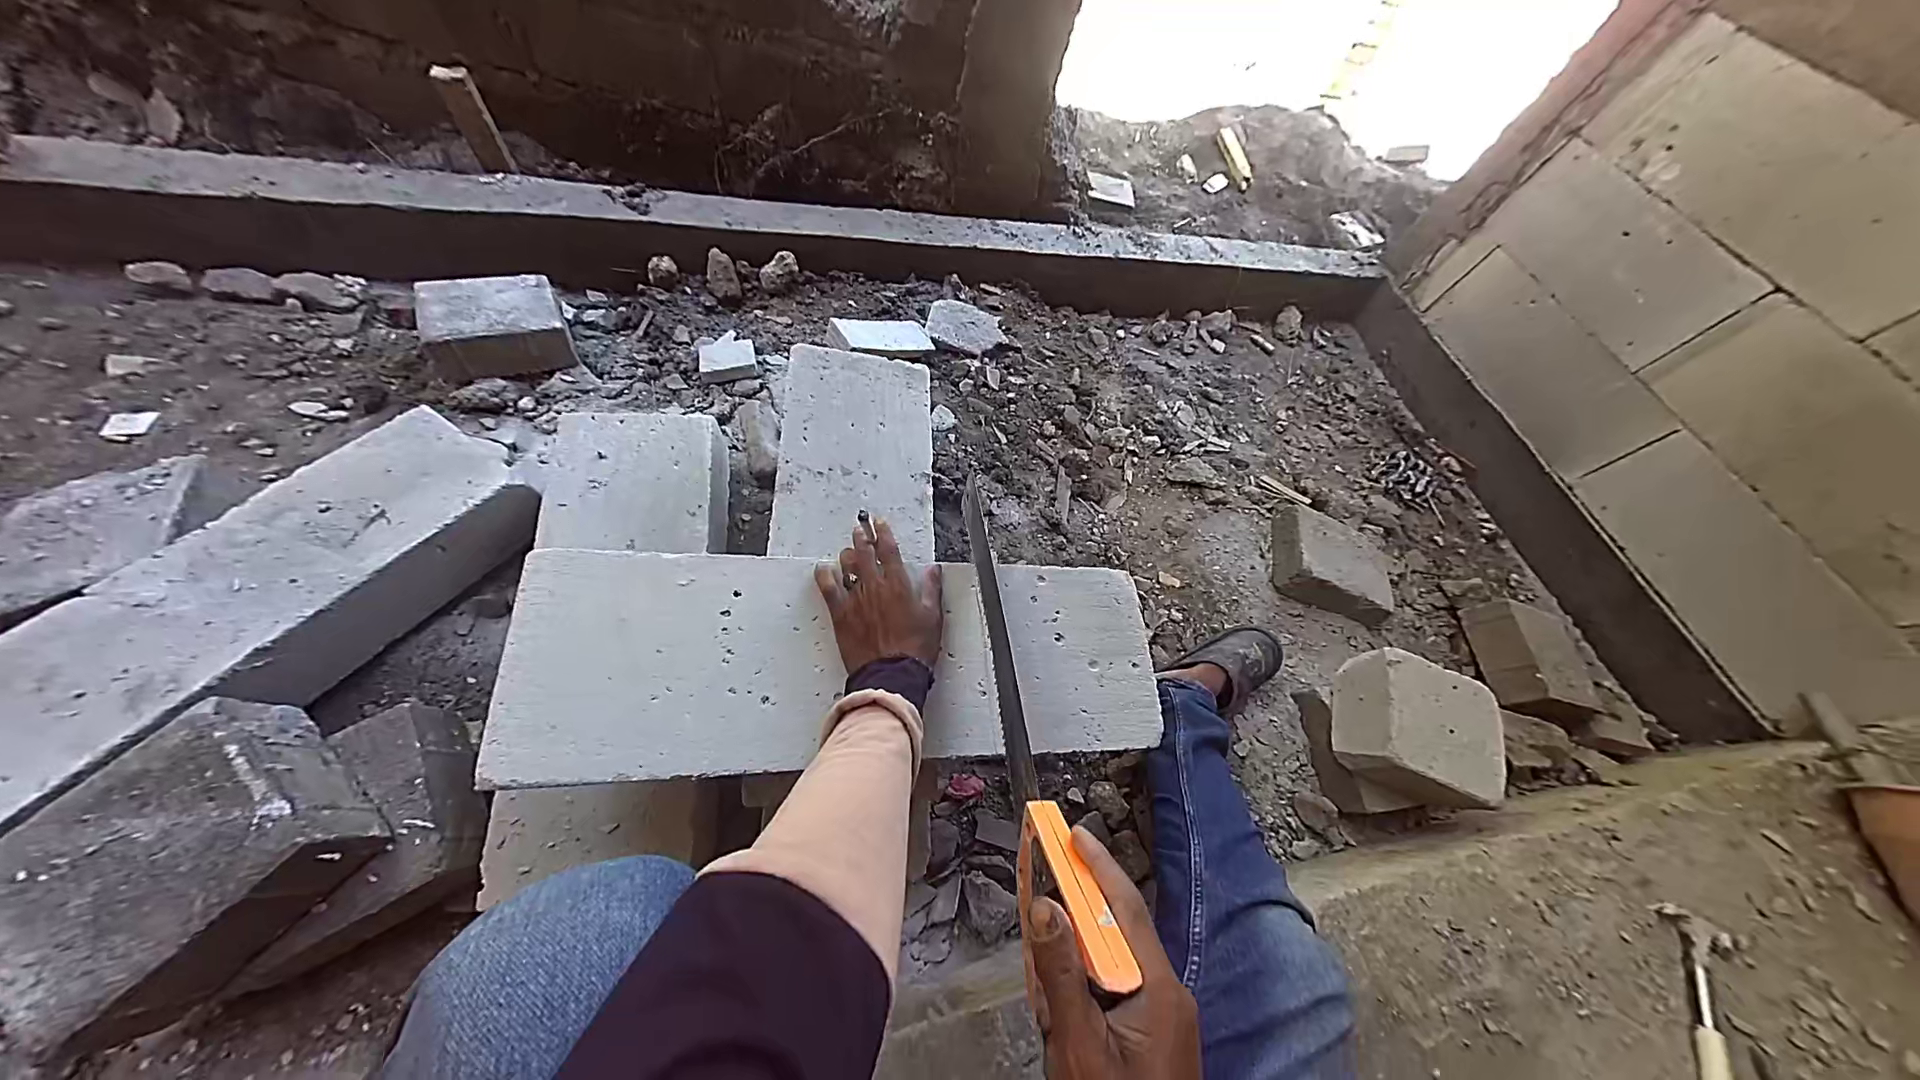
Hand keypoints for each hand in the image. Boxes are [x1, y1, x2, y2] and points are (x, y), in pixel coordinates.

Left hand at [813, 516, 943, 672]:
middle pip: (865, 552)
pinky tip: (823, 570)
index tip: (880, 524)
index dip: (884, 533)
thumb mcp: (933, 617)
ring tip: (849, 550)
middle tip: (861, 529)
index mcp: (899, 584)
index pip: (889, 549)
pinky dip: (824, 575)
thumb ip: (932, 590)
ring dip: (848, 554)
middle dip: (862, 537)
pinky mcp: (841, 614)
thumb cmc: (914, 649)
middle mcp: (875, 587)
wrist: (892, 673)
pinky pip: (828, 588)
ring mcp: (856, 599)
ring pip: (846, 565)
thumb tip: (933, 571)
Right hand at [1023, 827, 1200, 1079]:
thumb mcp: (1079, 1047)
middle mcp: (1167, 993)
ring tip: (1045, 977)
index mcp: (1160, 990)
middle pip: (1115, 931)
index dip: (1098, 864)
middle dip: (1076, 912)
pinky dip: (1081, 983)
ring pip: (1109, 961)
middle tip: (1042, 894)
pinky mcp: (1150, 1033)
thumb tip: (1045, 906)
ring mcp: (1162, 1015)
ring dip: (1073, 956)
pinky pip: (1111, 988)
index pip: (1124, 907)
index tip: (1073, 832)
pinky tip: (1060, 1007)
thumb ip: (1060, 975)